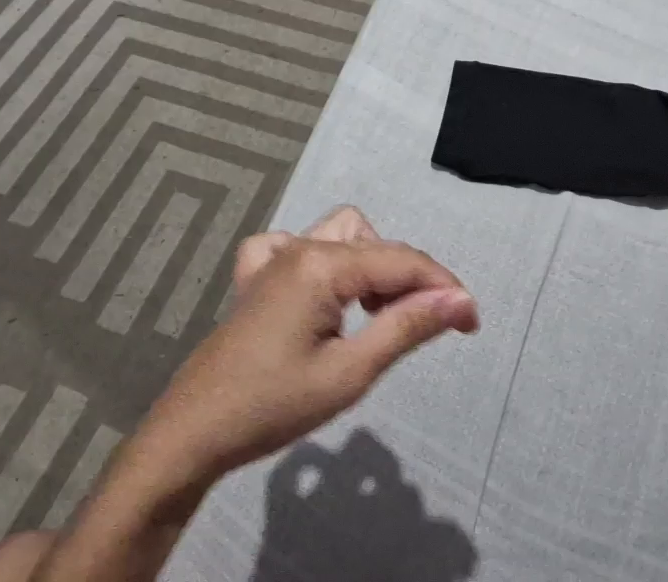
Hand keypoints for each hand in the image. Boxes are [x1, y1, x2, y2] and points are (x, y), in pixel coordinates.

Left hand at [0, 208, 475, 581]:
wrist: (195, 432)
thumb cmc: (273, 406)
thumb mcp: (350, 373)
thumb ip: (406, 327)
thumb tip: (460, 300)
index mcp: (322, 264)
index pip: (402, 261)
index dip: (444, 288)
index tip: (471, 324)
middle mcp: (299, 247)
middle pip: (377, 245)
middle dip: (412, 279)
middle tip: (432, 327)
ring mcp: (273, 258)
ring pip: (341, 234)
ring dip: (371, 264)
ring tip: (378, 313)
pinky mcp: (256, 277)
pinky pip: (296, 245)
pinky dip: (322, 260)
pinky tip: (323, 294)